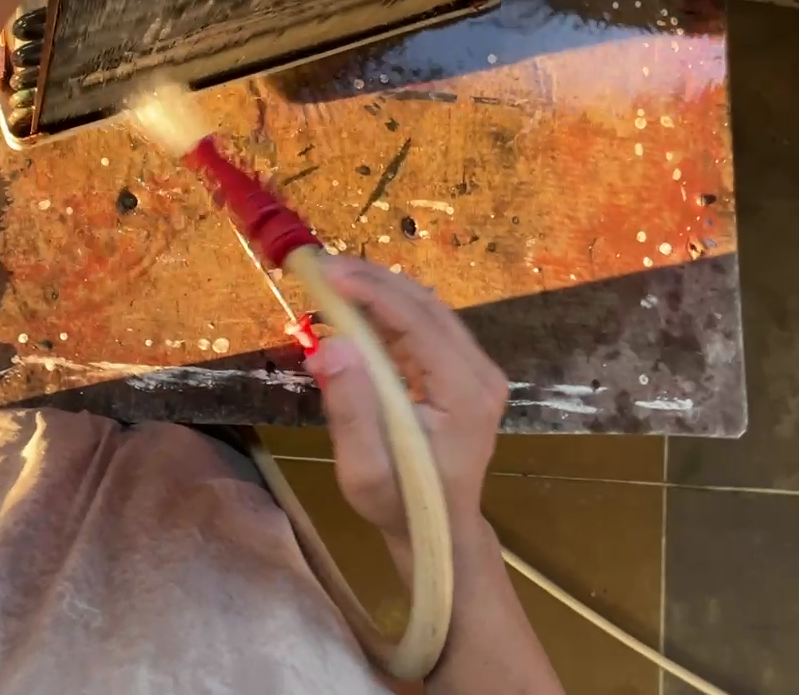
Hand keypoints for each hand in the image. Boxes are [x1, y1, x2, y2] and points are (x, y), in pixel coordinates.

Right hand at [305, 258, 510, 545]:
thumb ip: (351, 411)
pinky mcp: (459, 370)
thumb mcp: (366, 471)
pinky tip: (351, 303)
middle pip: (425, 304)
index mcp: (464, 394)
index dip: (371, 290)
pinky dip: (384, 307)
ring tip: (330, 276)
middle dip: (371, 278)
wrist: (438, 531)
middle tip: (319, 266)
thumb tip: (331, 345)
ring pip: (425, 307)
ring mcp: (474, 369)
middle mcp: (479, 372)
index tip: (325, 272)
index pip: (418, 322)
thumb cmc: (400, 504)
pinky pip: (422, 323)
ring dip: (377, 286)